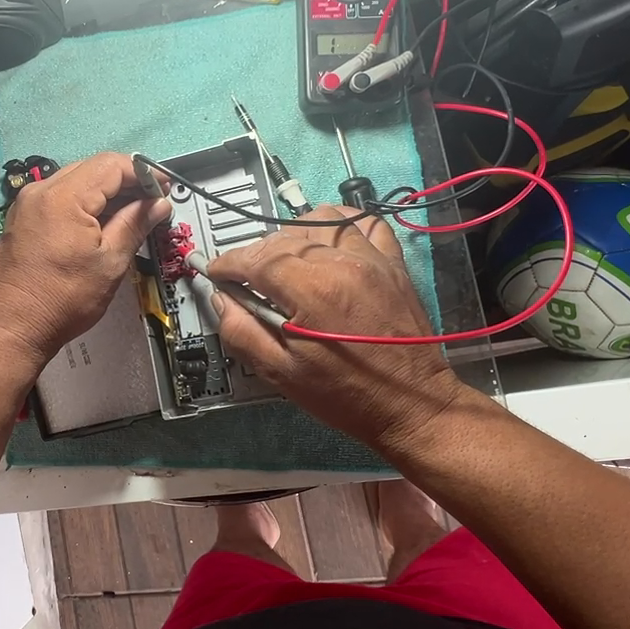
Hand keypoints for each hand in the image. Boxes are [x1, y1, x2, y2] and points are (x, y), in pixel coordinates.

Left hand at [0, 153, 171, 367]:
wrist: (12, 327)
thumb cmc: (62, 299)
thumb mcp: (110, 262)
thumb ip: (135, 224)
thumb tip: (159, 204)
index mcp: (63, 197)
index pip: (111, 164)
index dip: (142, 172)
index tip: (164, 187)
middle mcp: (41, 191)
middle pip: (92, 168)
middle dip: (125, 181)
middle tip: (151, 203)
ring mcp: (27, 203)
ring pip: (75, 181)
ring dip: (105, 192)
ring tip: (131, 215)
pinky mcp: (22, 218)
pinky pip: (59, 197)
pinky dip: (83, 203)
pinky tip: (100, 224)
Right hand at [208, 206, 466, 448]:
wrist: (415, 407)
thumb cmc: (346, 396)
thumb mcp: (281, 374)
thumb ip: (242, 332)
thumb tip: (219, 299)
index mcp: (310, 290)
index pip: (255, 258)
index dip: (227, 263)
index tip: (214, 273)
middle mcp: (340, 262)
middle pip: (281, 239)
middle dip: (254, 255)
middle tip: (246, 281)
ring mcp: (371, 257)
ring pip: (319, 221)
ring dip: (293, 235)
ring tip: (286, 261)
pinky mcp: (392, 262)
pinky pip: (364, 222)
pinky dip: (340, 224)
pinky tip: (327, 241)